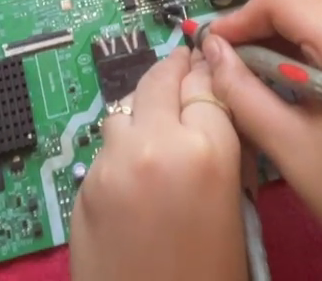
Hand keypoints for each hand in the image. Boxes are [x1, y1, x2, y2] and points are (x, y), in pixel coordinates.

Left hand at [69, 47, 246, 280]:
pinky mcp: (85, 185)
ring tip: (154, 124)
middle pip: (160, 80)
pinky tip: (133, 171)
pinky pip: (107, 148)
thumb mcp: (236, 213)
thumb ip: (224, 153)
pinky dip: (121, 149)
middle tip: (180, 67)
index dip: (207, 73)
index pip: (205, 84)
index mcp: (207, 152)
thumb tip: (214, 111)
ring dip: (141, 109)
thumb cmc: (211, 277)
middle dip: (172, 71)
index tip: (207, 63)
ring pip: (125, 107)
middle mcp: (155, 143)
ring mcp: (113, 161)